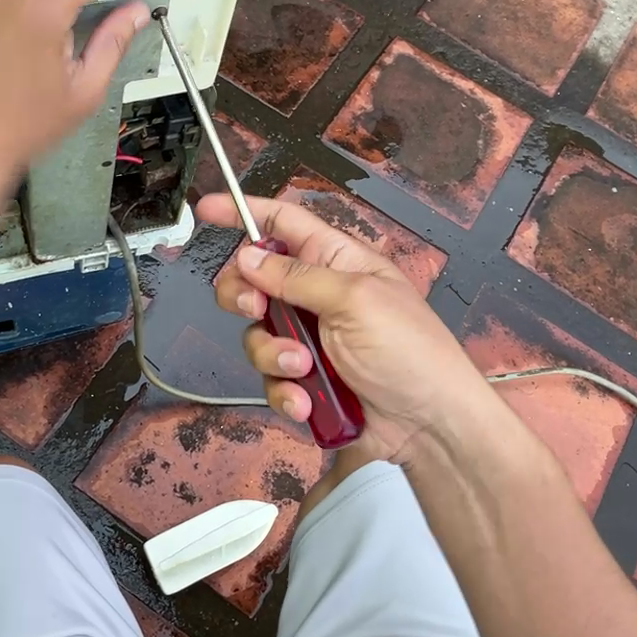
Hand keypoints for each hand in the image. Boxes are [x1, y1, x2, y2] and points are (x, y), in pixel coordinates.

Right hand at [206, 194, 482, 465]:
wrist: (429, 427)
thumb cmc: (410, 351)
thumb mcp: (356, 300)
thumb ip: (297, 277)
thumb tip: (247, 256)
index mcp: (335, 262)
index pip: (282, 224)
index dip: (244, 212)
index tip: (207, 209)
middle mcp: (315, 296)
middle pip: (253, 280)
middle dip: (244, 294)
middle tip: (256, 307)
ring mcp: (308, 340)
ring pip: (256, 334)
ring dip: (273, 353)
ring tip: (305, 369)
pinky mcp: (303, 380)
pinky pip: (270, 378)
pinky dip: (284, 392)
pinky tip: (307, 403)